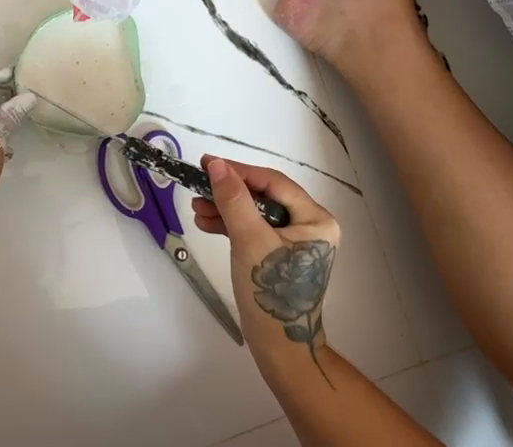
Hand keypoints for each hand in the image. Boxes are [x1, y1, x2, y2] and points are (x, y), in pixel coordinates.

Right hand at [192, 157, 341, 373]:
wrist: (280, 349)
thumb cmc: (271, 294)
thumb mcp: (250, 241)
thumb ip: (233, 199)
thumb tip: (216, 164)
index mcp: (315, 218)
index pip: (272, 182)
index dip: (238, 171)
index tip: (206, 163)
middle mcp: (311, 225)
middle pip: (263, 196)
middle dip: (229, 192)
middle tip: (198, 186)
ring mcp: (296, 242)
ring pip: (256, 212)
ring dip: (226, 208)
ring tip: (196, 208)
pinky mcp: (280, 256)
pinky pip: (254, 229)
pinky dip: (232, 225)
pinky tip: (208, 223)